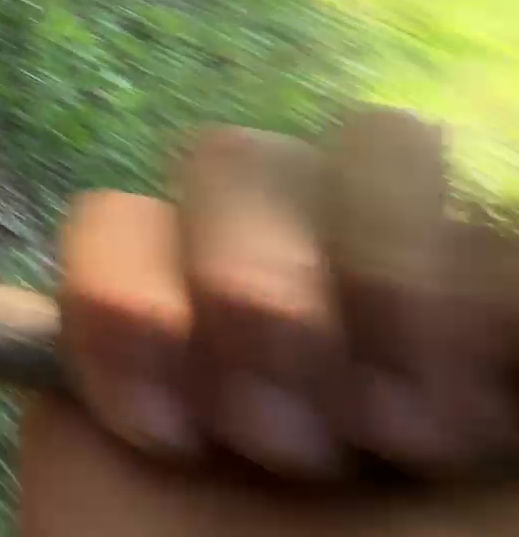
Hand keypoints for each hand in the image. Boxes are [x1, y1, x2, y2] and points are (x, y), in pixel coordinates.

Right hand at [21, 111, 518, 534]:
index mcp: (492, 313)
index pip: (448, 167)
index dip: (450, 268)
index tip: (470, 412)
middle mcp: (367, 284)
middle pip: (352, 139)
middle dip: (358, 282)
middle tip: (372, 434)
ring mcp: (220, 289)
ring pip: (219, 158)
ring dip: (242, 297)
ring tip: (255, 436)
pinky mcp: (102, 314)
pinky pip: (97, 221)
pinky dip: (118, 312)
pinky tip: (149, 419)